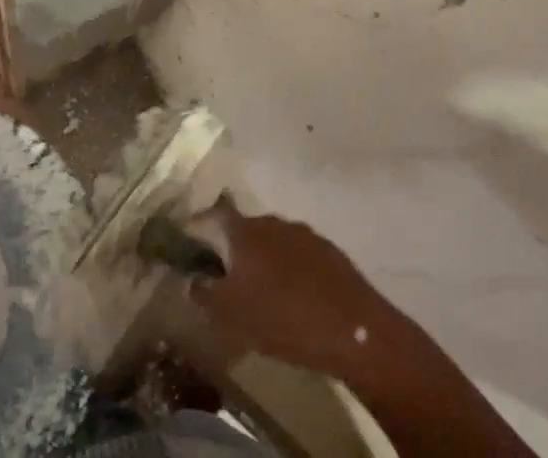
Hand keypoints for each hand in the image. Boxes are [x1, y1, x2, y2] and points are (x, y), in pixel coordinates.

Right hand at [184, 196, 385, 368]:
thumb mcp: (229, 314)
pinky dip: (293, 270)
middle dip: (235, 247)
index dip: (200, 225)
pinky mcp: (334, 255)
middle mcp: (275, 223)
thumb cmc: (282, 318)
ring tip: (263, 288)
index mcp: (245, 231)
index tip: (192, 241)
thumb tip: (191, 279)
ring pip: (276, 242)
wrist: (356, 333)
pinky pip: (302, 257)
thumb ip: (203, 293)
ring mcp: (308, 236)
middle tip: (228, 274)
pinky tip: (296, 295)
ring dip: (266, 259)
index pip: (214, 214)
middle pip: (246, 228)